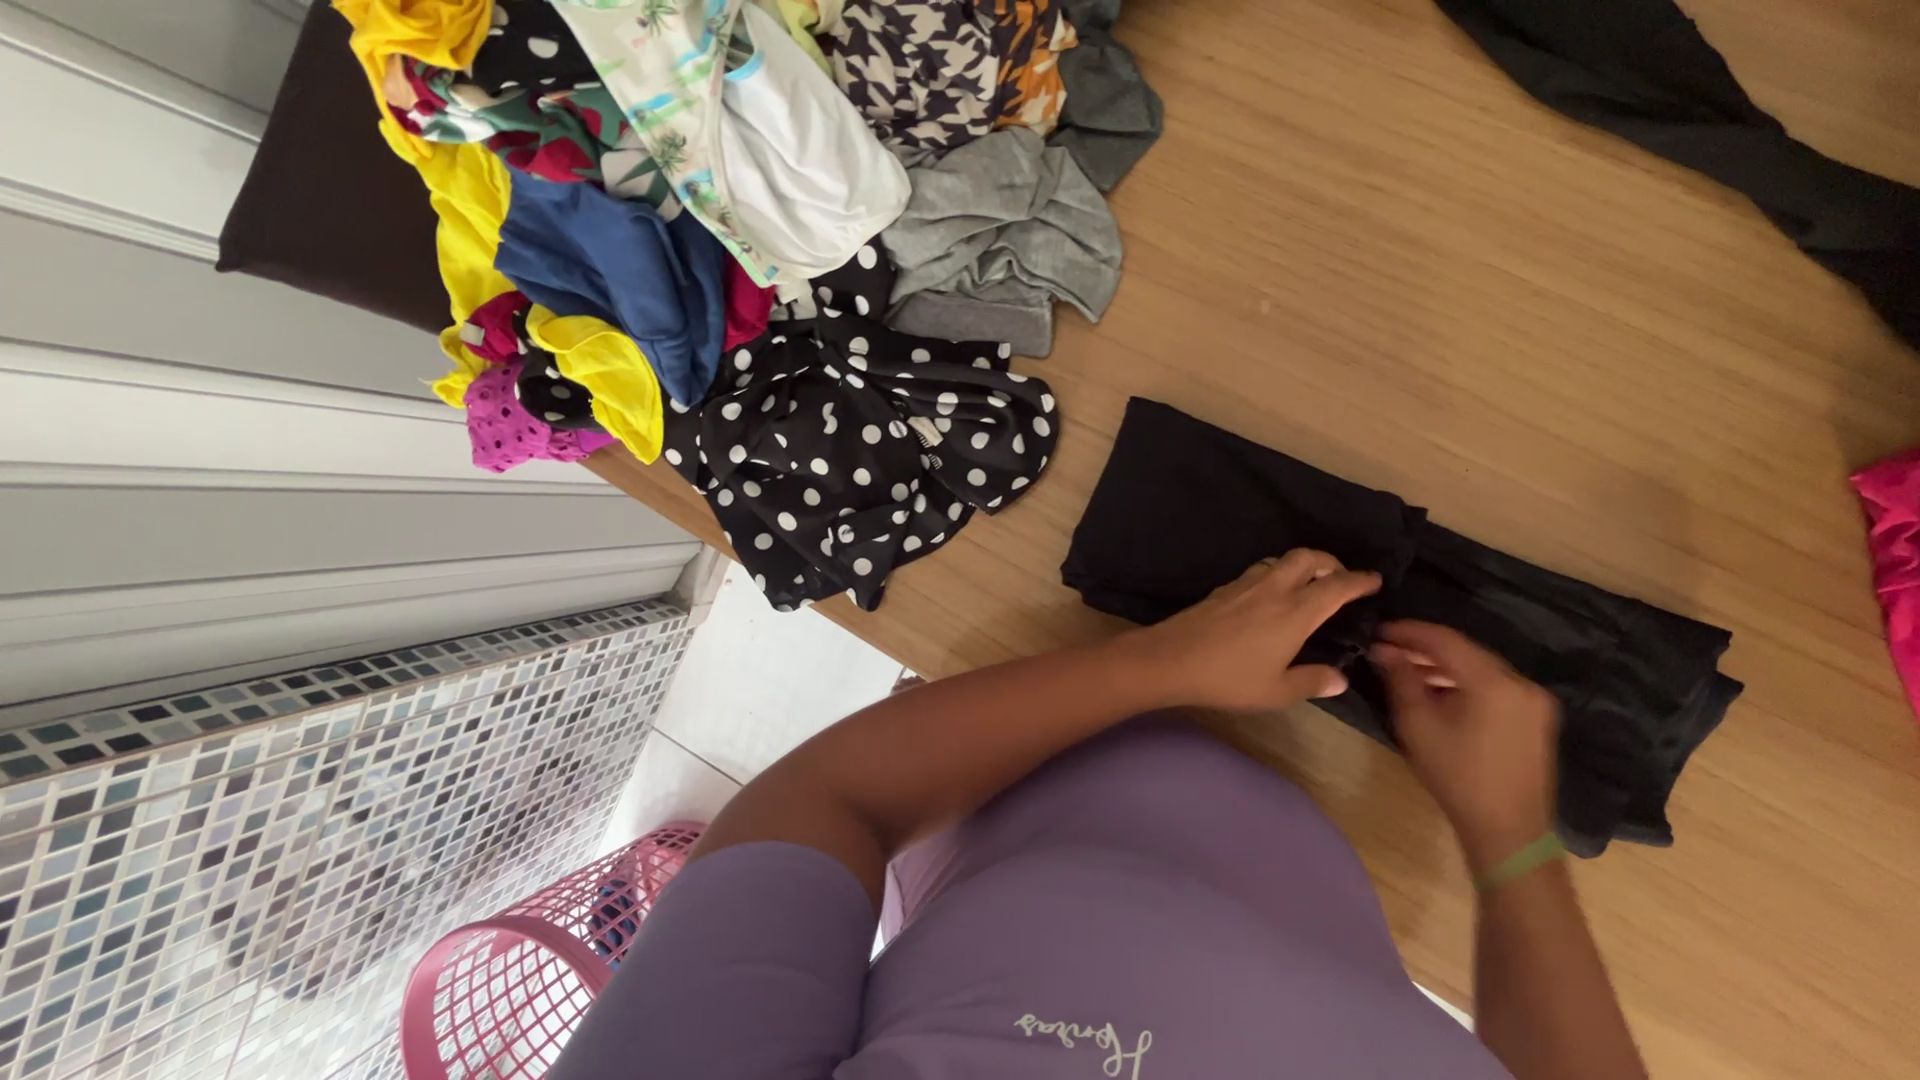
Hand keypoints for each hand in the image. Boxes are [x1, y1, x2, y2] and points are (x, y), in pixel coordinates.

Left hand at [1122, 550, 1381, 711]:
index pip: (1336, 586)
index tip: (1373, 581)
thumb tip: (1340, 678)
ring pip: (1279, 560)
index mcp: (1294, 611)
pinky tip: (1269, 596)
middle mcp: (1272, 589)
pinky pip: (1257, 572)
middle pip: (1307, 557)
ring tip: (1306, 585)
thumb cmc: (1228, 678)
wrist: (1169, 659)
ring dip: (1300, 565)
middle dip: (1330, 562)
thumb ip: (1311, 682)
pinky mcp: (1221, 590)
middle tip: (1340, 577)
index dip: (1358, 581)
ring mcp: (1243, 586)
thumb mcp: (1276, 691)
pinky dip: (1274, 575)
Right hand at [1369, 621, 1559, 874]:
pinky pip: (1495, 686)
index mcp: (1494, 682)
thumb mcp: (1417, 724)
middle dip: (1424, 648)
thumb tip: (1383, 650)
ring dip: (1444, 666)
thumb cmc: (1456, 775)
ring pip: (1481, 668)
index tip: (1378, 630)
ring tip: (1407, 671)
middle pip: (1466, 651)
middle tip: (1388, 650)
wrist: (1507, 829)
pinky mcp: (1536, 718)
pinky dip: (1464, 682)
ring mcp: (1534, 701)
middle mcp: (1521, 682)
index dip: (1408, 631)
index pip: (1445, 639)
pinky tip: (1439, 692)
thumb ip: (1400, 679)